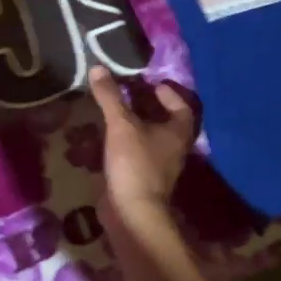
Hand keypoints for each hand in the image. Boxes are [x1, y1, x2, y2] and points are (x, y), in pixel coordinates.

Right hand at [88, 66, 197, 219]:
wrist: (132, 212)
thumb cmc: (135, 163)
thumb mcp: (121, 125)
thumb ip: (110, 97)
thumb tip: (98, 67)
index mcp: (177, 133)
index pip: (182, 107)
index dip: (170, 94)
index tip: (153, 84)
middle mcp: (173, 149)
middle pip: (165, 123)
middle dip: (147, 108)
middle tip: (128, 93)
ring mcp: (158, 166)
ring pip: (148, 139)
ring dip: (133, 125)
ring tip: (112, 112)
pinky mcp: (141, 178)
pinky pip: (134, 154)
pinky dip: (123, 144)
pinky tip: (104, 139)